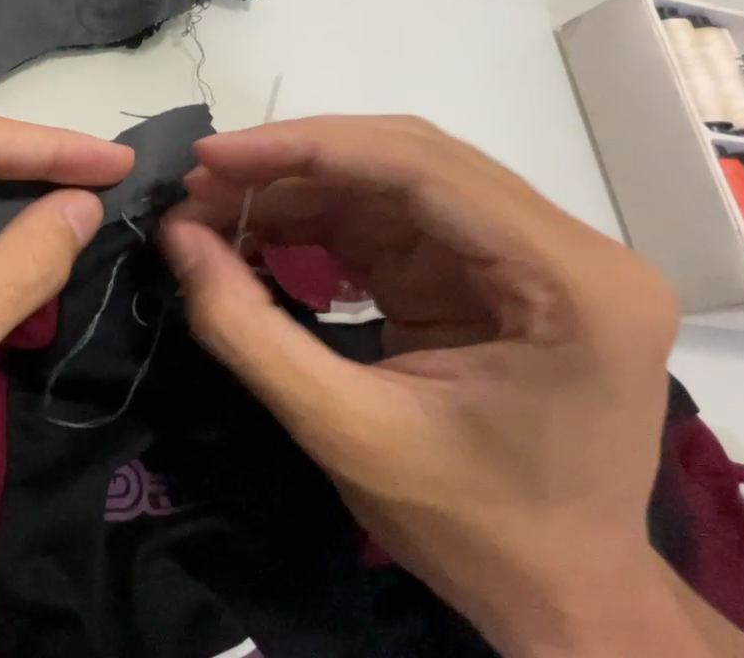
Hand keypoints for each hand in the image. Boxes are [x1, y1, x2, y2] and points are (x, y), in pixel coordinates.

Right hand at [157, 116, 740, 656]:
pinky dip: (316, 225)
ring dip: (296, 191)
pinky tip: (259, 240)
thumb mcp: (342, 429)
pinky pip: (390, 221)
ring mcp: (531, 258)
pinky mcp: (489, 274)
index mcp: (567, 283)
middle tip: (200, 183)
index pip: (421, 169)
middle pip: (407, 160)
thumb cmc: (471, 526)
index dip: (303, 150)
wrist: (557, 593)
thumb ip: (246, 328)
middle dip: (292, 164)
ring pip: (391, 182)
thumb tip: (176, 235)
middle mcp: (563, 249)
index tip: (209, 157)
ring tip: (213, 211)